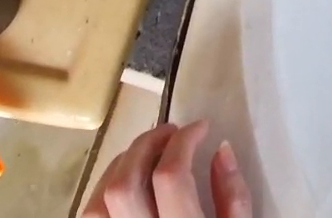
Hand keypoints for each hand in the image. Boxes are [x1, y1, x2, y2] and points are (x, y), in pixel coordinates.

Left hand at [81, 120, 252, 217]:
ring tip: (145, 154)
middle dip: (147, 144)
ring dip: (119, 166)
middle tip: (171, 133)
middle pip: (126, 183)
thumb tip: (220, 148)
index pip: (172, 175)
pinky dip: (100, 196)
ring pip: (97, 204)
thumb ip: (235, 195)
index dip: (185, 140)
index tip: (202, 128)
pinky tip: (121, 186)